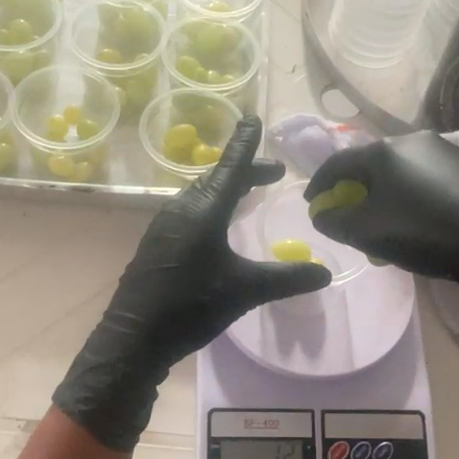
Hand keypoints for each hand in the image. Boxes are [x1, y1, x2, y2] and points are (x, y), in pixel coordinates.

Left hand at [52, 117, 331, 449]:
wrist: (133, 338)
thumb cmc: (191, 306)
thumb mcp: (246, 291)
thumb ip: (286, 278)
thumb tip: (325, 274)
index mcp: (204, 212)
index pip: (231, 168)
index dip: (246, 145)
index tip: (253, 119)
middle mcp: (181, 211)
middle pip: (217, 180)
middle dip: (246, 172)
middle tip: (274, 175)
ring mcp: (163, 228)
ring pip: (200, 197)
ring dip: (226, 191)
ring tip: (247, 196)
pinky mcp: (156, 247)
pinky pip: (188, 215)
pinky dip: (210, 209)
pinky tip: (216, 229)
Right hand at [304, 131, 458, 298]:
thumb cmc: (423, 232)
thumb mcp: (368, 232)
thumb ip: (335, 220)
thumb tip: (321, 212)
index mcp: (383, 151)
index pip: (337, 164)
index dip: (320, 186)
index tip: (313, 204)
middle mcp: (412, 140)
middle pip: (371, 166)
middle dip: (356, 191)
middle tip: (350, 216)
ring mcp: (444, 149)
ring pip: (400, 172)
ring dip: (386, 194)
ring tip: (385, 222)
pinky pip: (426, 177)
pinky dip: (412, 194)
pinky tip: (418, 217)